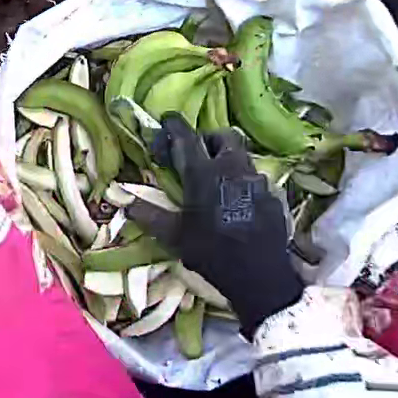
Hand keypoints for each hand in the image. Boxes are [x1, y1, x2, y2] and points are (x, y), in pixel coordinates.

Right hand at [146, 114, 304, 338]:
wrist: (260, 279)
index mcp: (204, 174)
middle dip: (209, 138)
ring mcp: (258, 183)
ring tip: (216, 179)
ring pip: (243, 156)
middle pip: (224, 136)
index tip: (166, 119)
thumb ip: (148, 214)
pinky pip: (256, 179)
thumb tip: (123, 200)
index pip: (187, 138)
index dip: (175, 125)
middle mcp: (233, 170)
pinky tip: (236, 202)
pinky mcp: (274, 198)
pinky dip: (243, 182)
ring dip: (228, 160)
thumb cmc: (211, 252)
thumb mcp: (173, 236)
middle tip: (196, 153)